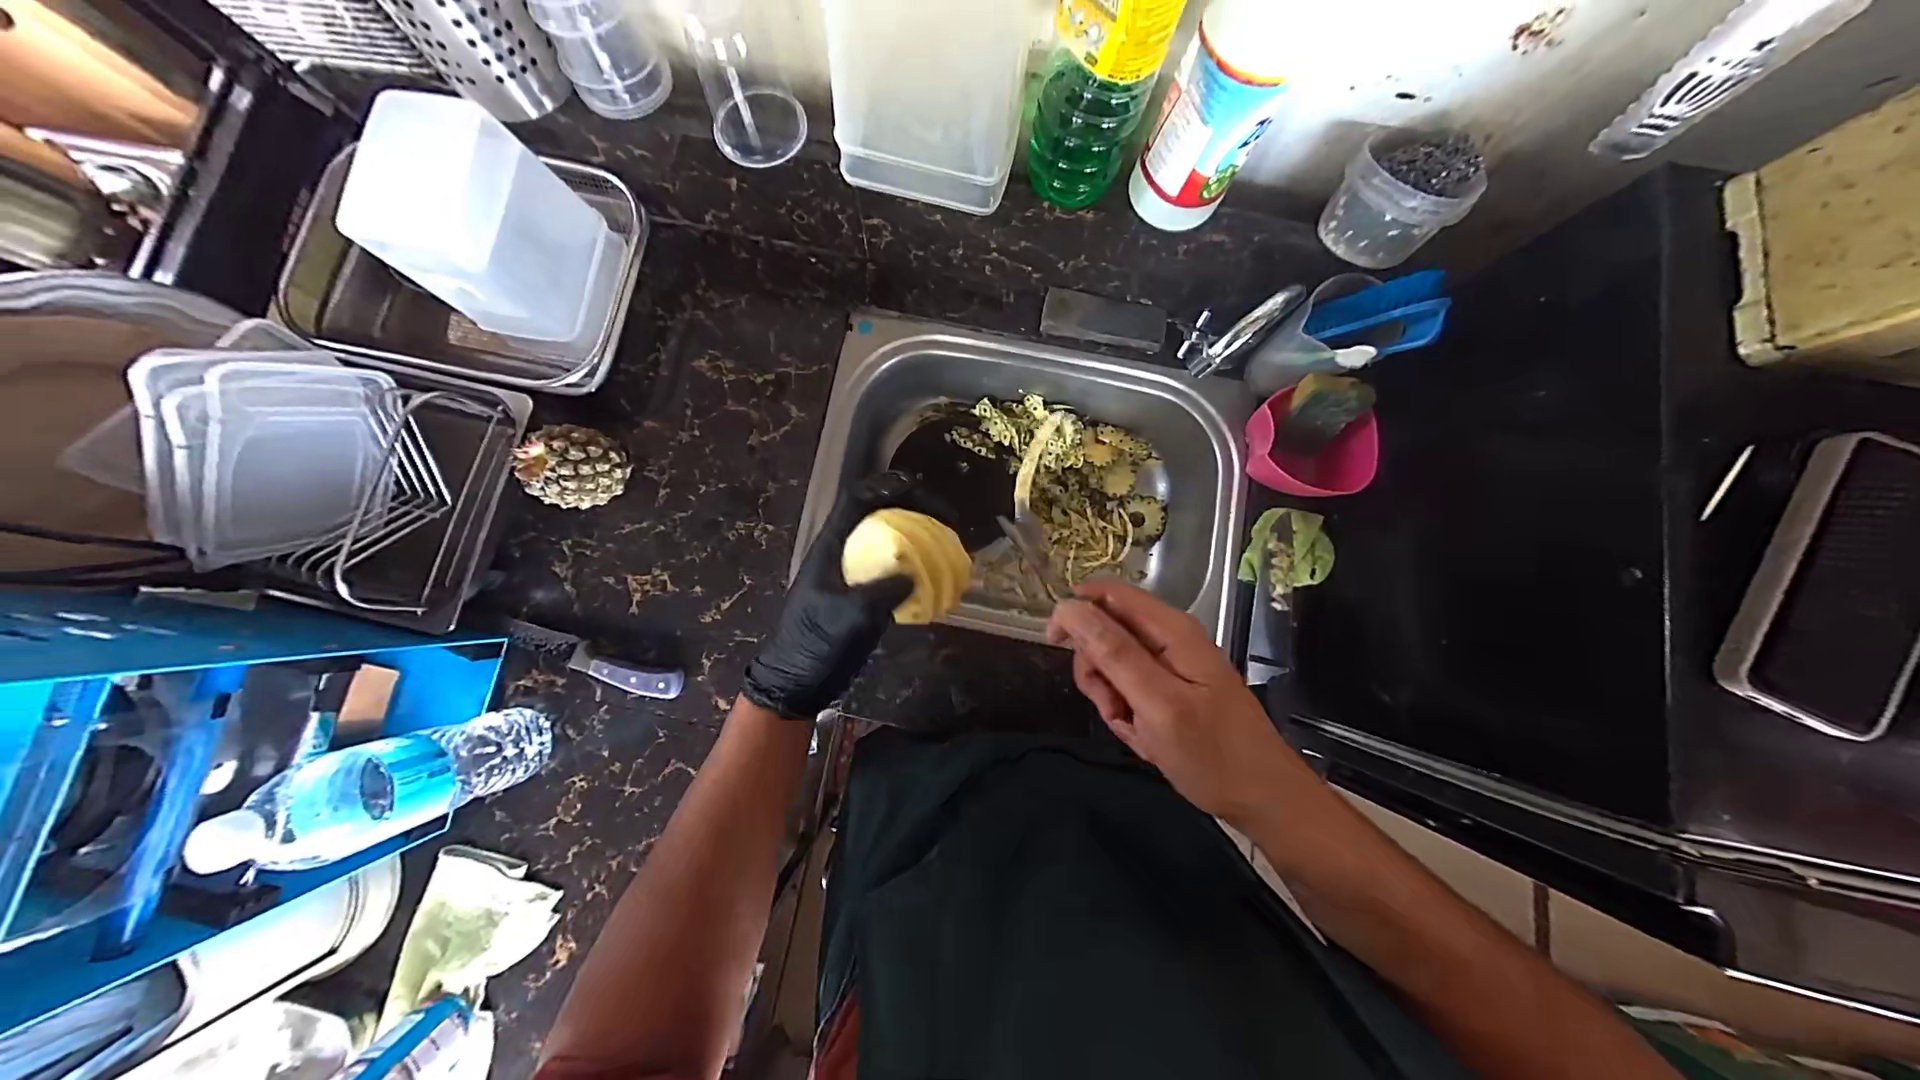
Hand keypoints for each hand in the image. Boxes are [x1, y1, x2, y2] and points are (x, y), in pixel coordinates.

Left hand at [743, 472, 928, 719]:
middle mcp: (844, 549)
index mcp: (832, 546)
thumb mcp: (848, 619)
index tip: (924, 492)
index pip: (858, 499)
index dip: (889, 486)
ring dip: (921, 532)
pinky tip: (939, 574)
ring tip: (951, 542)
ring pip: (891, 535)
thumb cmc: (815, 645)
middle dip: (916, 506)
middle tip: (950, 521)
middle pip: (880, 511)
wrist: (798, 679)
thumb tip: (913, 577)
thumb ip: (880, 594)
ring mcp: (854, 570)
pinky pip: (895, 564)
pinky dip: (919, 562)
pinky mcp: (864, 590)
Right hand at [1048, 582, 1307, 824]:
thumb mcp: (1157, 703)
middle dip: (1096, 670)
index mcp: (1170, 629)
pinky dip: (1126, 714)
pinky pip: (1127, 690)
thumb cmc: (1213, 754)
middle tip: (1113, 705)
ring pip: (1110, 665)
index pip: (1107, 595)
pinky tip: (1145, 738)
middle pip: (1104, 631)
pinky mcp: (1168, 689)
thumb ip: (1113, 653)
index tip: (1055, 645)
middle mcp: (1168, 638)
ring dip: (1110, 698)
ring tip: (1136, 729)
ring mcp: (1169, 665)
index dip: (1075, 611)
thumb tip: (1069, 608)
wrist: (1262, 799)